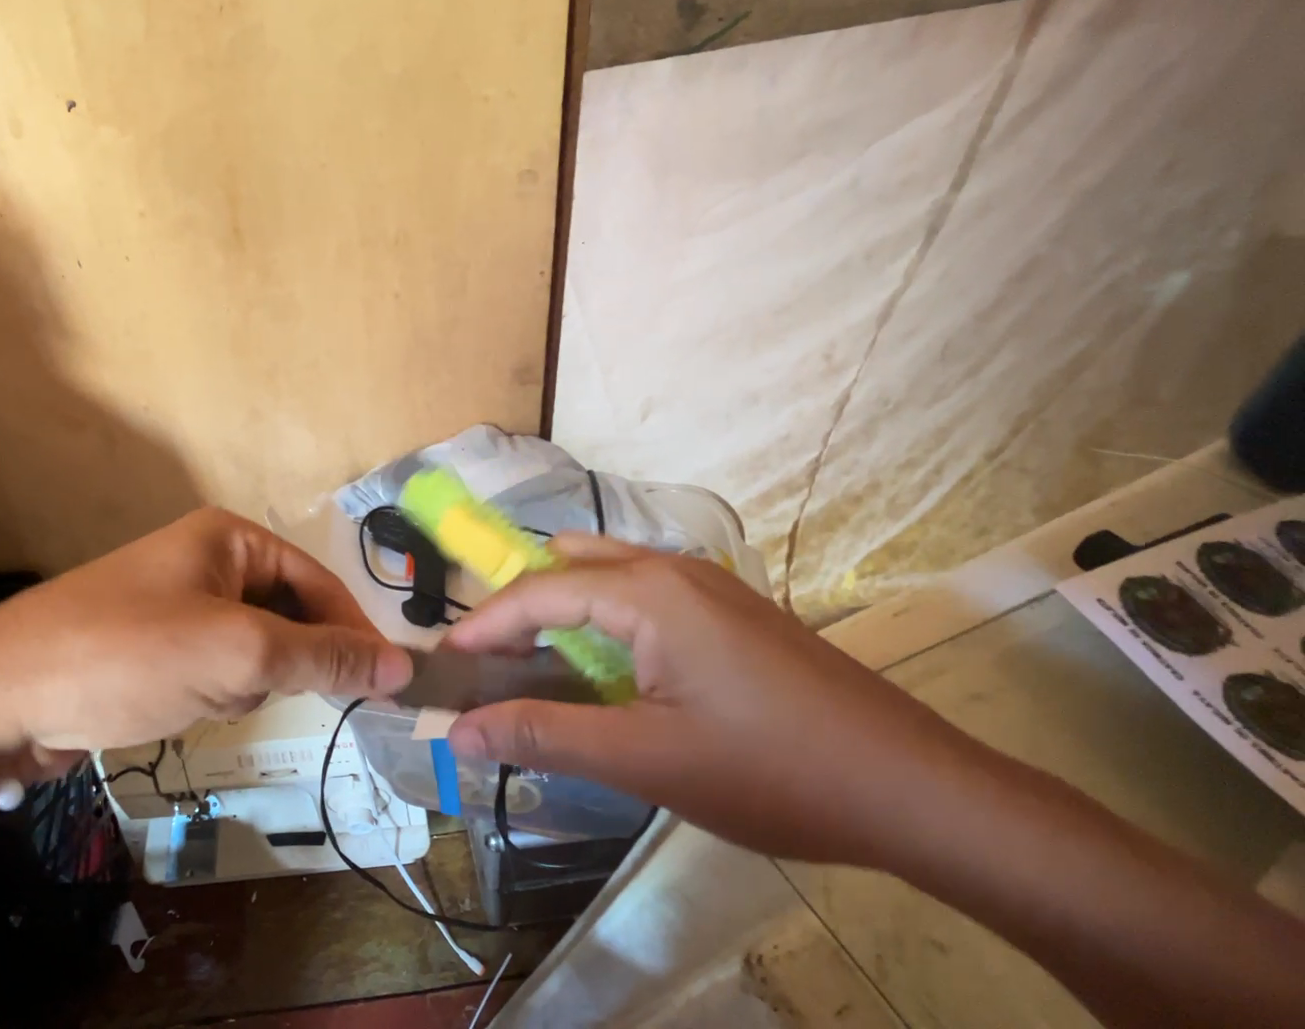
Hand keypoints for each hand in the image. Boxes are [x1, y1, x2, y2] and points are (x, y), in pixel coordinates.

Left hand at [0, 508, 412, 782]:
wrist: (1, 698)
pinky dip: (215, 690)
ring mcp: (175, 603)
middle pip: (287, 613)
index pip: (319, 581)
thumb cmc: (128, 656)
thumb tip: (404, 665)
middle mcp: (206, 559)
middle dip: (287, 659)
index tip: (387, 685)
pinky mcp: (152, 646)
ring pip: (253, 646)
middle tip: (275, 693)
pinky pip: (214, 665)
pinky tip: (184, 708)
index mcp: (229, 538)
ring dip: (249, 679)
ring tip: (212, 697)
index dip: (355, 631)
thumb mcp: (238, 652)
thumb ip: (325, 656)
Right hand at [445, 535, 999, 866]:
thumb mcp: (644, 760)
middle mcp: (676, 571)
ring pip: (609, 579)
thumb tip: (455, 730)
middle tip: (488, 670)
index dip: (482, 627)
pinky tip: (607, 677)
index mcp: (650, 592)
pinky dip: (604, 624)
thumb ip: (543, 735)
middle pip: (569, 568)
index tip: (443, 667)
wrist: (915, 790)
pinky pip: (645, 599)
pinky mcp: (735, 615)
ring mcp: (713, 588)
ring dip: (562, 615)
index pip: (537, 591)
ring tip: (535, 674)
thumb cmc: (772, 772)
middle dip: (518, 611)